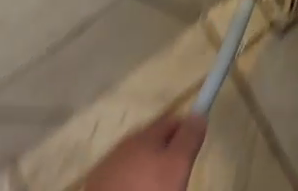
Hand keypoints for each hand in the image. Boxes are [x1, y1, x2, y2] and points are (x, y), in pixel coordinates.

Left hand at [82, 112, 207, 190]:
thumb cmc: (149, 188)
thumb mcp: (177, 164)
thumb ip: (189, 137)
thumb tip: (200, 113)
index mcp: (146, 134)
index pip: (172, 118)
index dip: (186, 127)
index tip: (195, 144)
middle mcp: (125, 141)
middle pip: (153, 137)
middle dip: (167, 148)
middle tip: (178, 170)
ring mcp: (108, 162)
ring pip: (136, 155)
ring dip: (148, 164)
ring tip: (157, 184)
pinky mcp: (97, 183)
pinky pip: (121, 173)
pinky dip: (131, 179)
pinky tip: (136, 189)